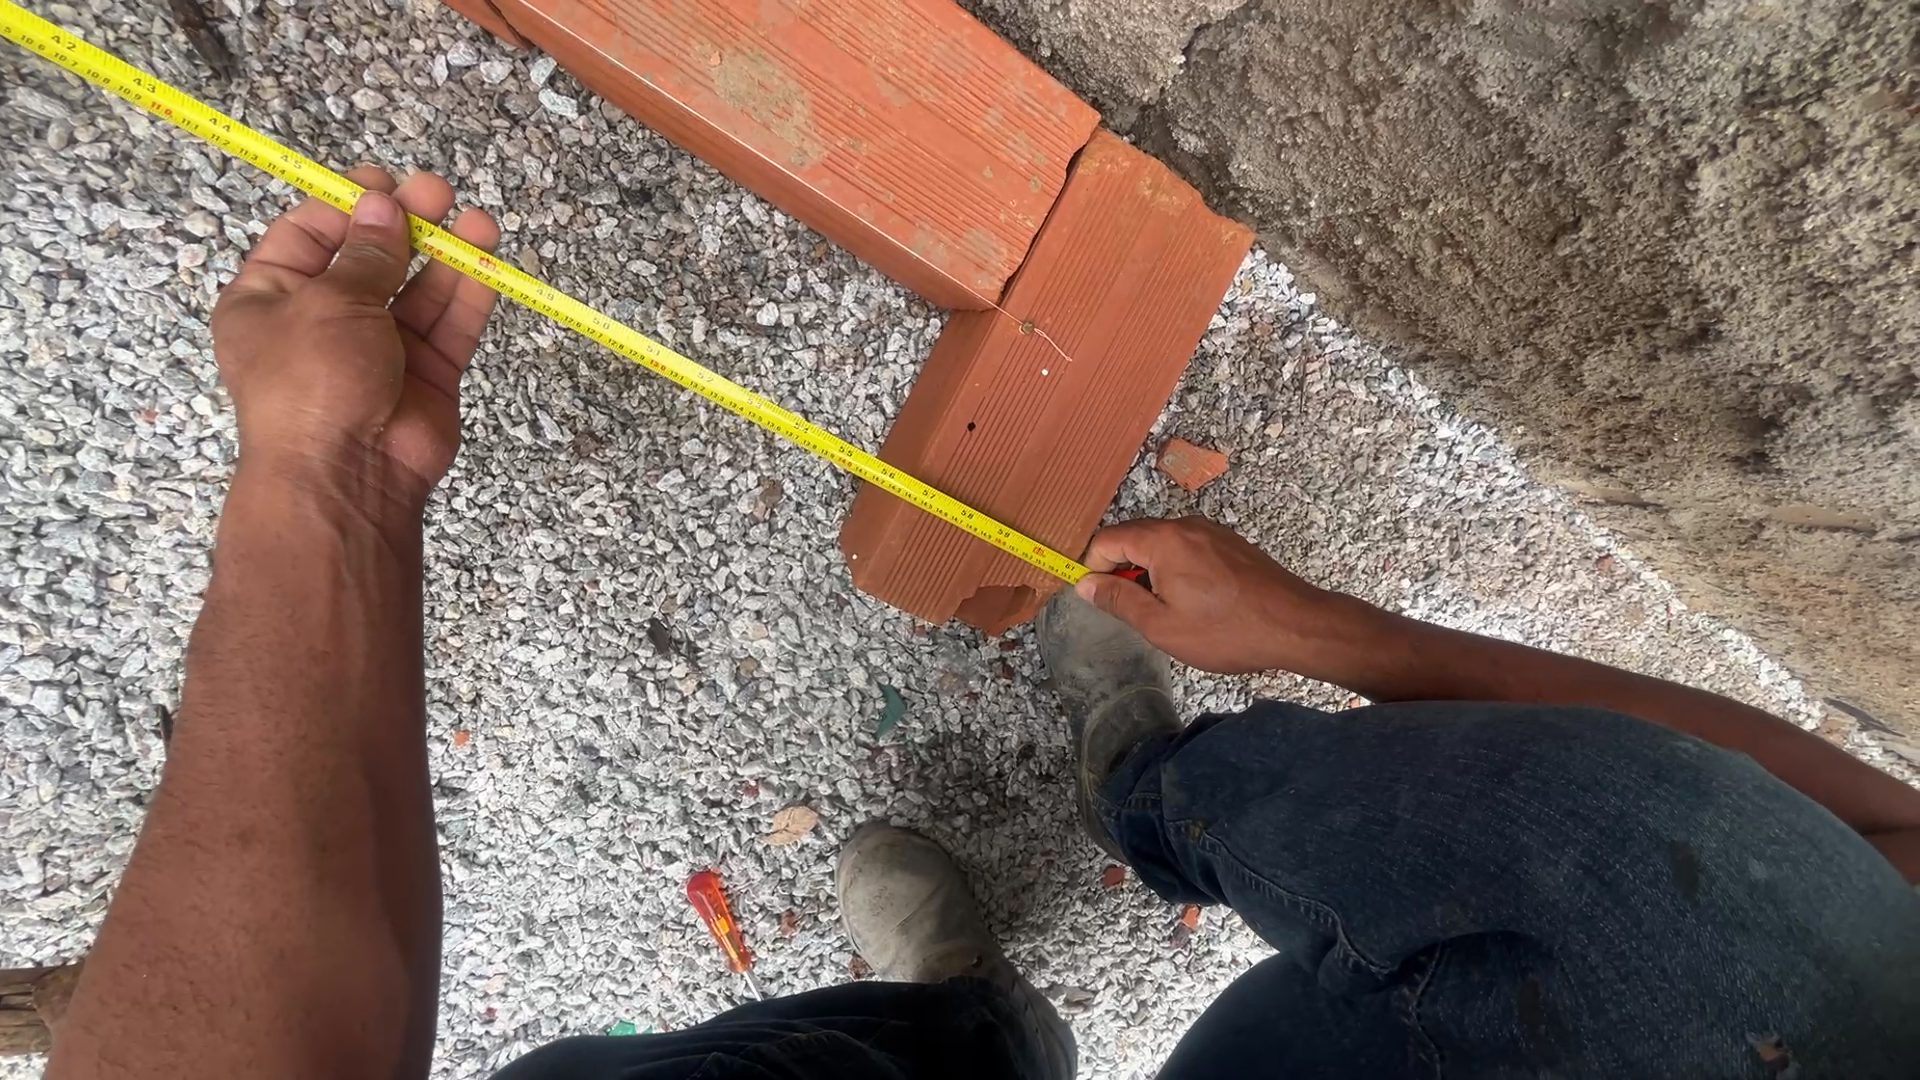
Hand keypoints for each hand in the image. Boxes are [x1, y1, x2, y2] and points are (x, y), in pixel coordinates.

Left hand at [211, 166, 500, 518]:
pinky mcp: (432, 373)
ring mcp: (386, 348)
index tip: (385, 182)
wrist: (351, 469)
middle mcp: (331, 319)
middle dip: (408, 226)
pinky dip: (471, 298)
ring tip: (480, 222)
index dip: (349, 206)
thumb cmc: (312, 381)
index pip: (313, 237)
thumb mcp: (326, 304)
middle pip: (376, 261)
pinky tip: (490, 266)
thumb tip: (383, 206)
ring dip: (450, 258)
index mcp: (276, 298)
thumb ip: (365, 257)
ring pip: (422, 292)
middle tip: (440, 193)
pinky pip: (452, 328)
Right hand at [1074, 516, 1384, 676]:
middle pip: (1133, 537)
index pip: (1106, 540)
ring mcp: (1210, 531)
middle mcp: (1184, 525)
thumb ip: (1118, 600)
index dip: (1092, 567)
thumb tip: (1085, 584)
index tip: (1096, 596)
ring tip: (1161, 608)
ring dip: (1148, 570)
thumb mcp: (1161, 625)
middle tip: (1127, 607)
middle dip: (1119, 568)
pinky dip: (1174, 567)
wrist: (1297, 626)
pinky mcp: (1229, 543)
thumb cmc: (1226, 630)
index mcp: (1162, 540)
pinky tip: (1191, 600)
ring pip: (1160, 543)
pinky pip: (1186, 547)